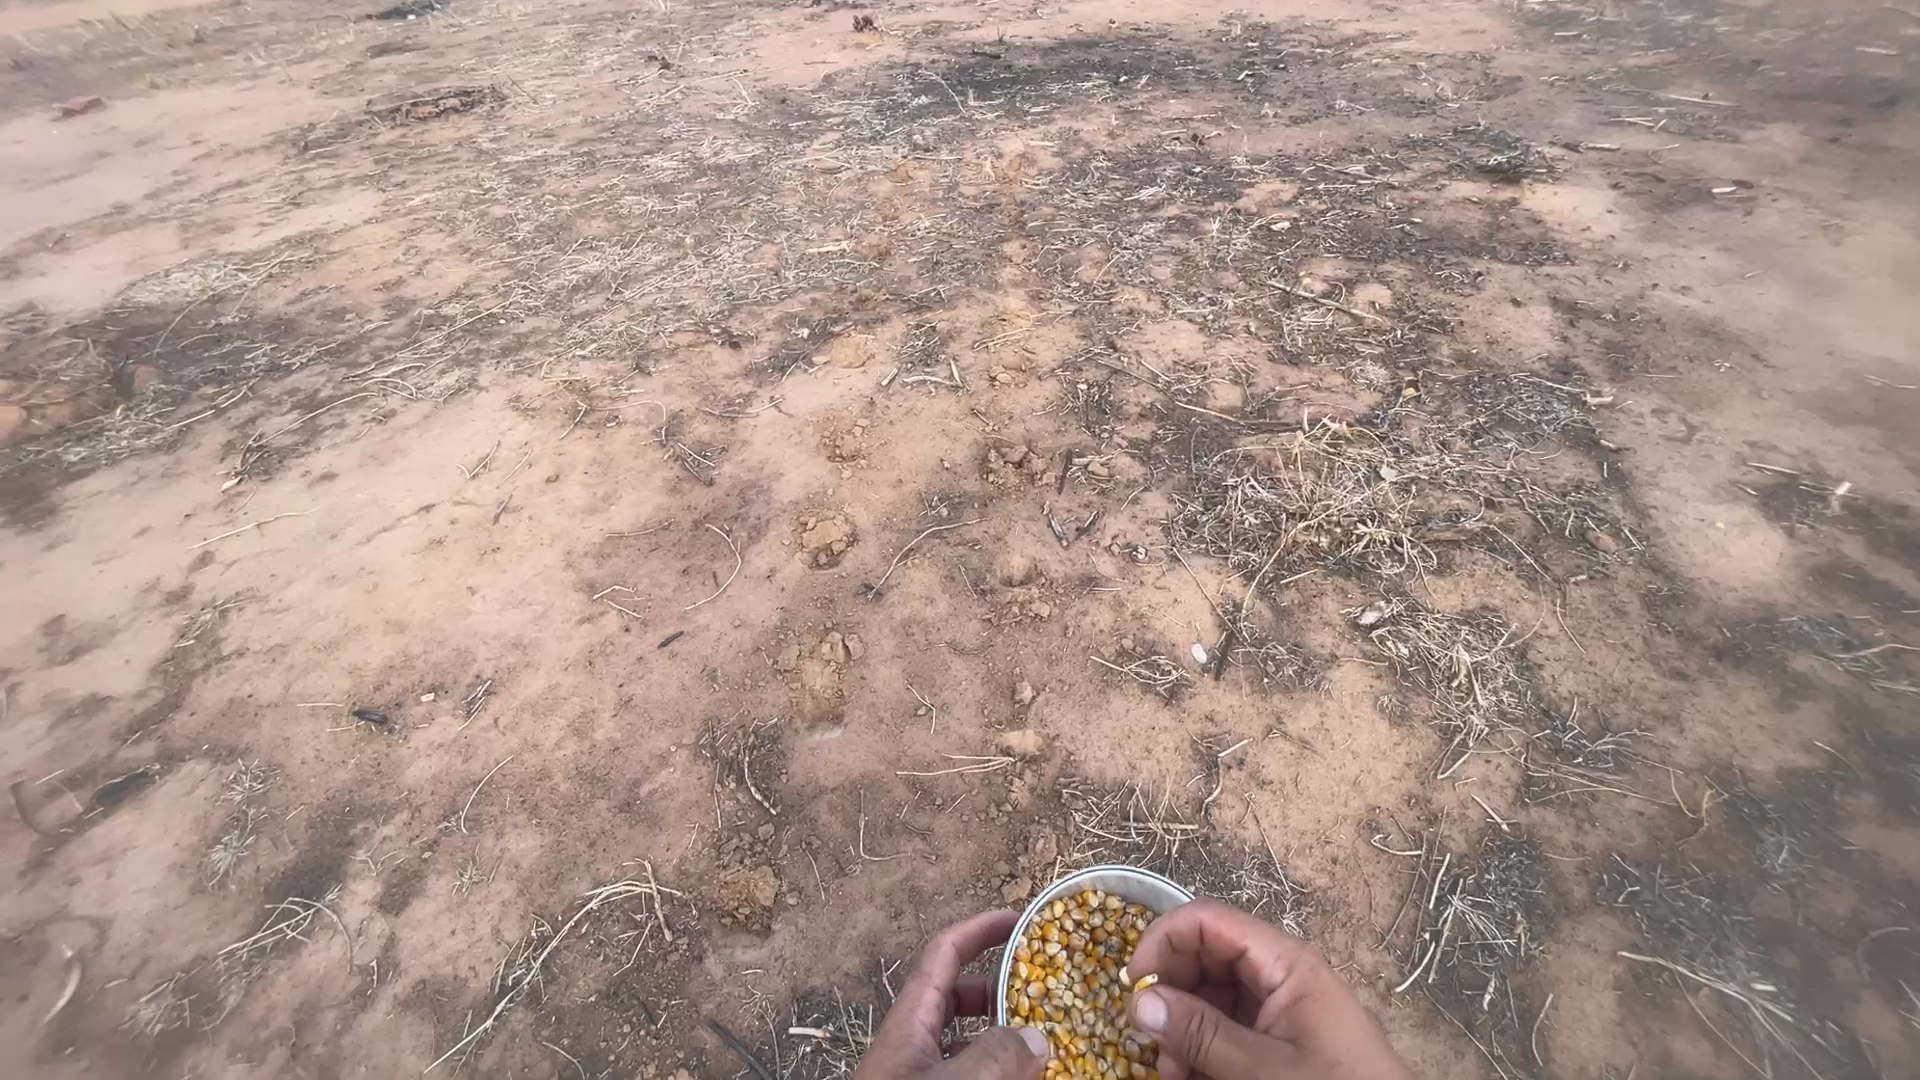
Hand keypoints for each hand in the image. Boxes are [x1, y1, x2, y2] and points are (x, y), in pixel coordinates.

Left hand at [855, 909, 1051, 1079]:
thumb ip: (993, 1060)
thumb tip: (1037, 1037)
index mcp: (910, 1023)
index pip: (945, 954)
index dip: (980, 930)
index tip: (1020, 919)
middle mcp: (914, 1048)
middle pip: (960, 999)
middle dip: (1001, 989)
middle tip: (1044, 992)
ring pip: (967, 1046)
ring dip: (1003, 1042)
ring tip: (1045, 1047)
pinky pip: (969, 1078)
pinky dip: (997, 1076)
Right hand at [1126, 898, 1412, 1079]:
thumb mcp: (1264, 1072)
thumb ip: (1201, 1034)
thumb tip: (1139, 1001)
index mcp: (1283, 962)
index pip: (1207, 919)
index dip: (1163, 939)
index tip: (1134, 983)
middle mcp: (1278, 974)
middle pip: (1204, 956)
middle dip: (1170, 993)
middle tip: (1149, 1039)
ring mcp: (1279, 1008)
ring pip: (1210, 995)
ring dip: (1181, 1028)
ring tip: (1171, 1072)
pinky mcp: (1281, 1041)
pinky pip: (1227, 1028)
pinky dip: (1202, 1050)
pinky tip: (1190, 1076)